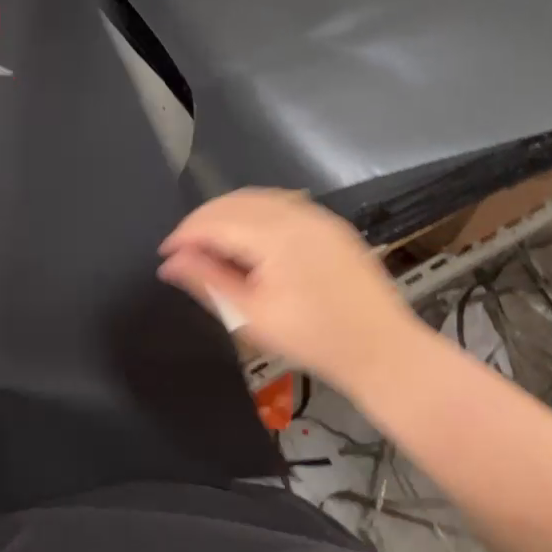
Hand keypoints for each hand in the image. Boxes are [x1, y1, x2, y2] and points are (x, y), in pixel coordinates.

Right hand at [156, 188, 428, 390]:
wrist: (386, 353)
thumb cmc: (314, 340)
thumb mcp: (251, 317)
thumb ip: (207, 282)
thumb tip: (169, 262)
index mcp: (275, 236)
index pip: (214, 221)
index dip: (184, 235)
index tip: (165, 256)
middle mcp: (296, 215)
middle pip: (232, 202)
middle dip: (201, 222)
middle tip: (183, 252)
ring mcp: (317, 216)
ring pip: (255, 198)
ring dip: (225, 215)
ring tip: (211, 245)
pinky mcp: (330, 225)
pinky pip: (280, 204)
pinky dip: (253, 214)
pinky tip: (247, 240)